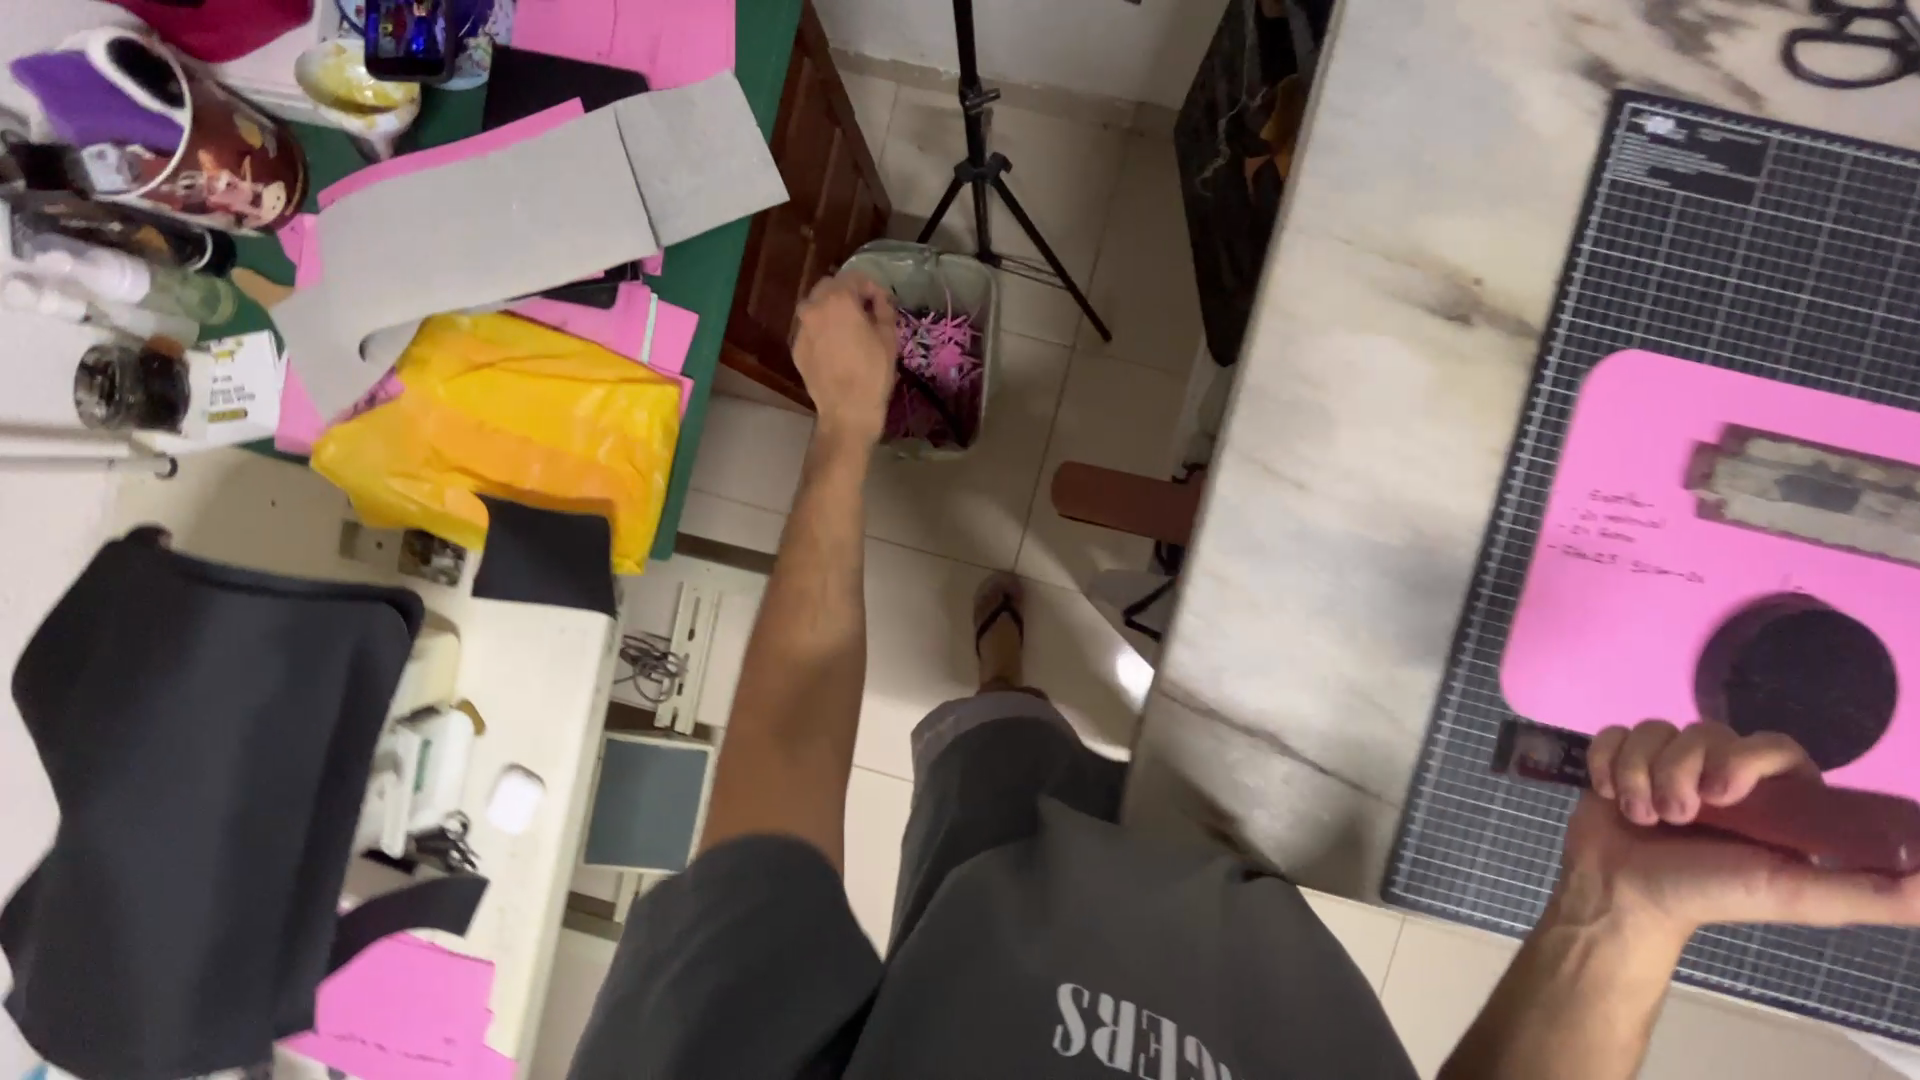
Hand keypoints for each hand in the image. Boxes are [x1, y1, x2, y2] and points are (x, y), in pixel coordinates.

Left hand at [792, 272, 897, 446]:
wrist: (847, 410)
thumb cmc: (873, 372)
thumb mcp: (888, 337)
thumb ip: (883, 309)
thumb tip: (879, 299)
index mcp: (838, 299)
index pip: (854, 277)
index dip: (871, 286)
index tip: (881, 301)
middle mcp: (814, 307)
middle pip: (829, 287)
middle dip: (847, 293)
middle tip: (863, 311)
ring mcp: (801, 328)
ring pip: (815, 306)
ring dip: (831, 309)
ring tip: (847, 327)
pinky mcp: (797, 347)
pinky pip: (810, 329)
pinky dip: (822, 329)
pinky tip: (835, 347)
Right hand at [1559, 720, 1919, 938]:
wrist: (1622, 893)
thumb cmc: (1710, 894)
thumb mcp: (1803, 899)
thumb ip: (1880, 893)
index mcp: (1773, 797)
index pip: (1772, 745)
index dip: (1741, 758)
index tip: (1720, 795)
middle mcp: (1720, 772)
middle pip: (1704, 732)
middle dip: (1678, 772)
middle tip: (1675, 817)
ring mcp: (1665, 763)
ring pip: (1654, 731)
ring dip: (1638, 774)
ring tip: (1639, 814)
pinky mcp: (1619, 760)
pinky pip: (1613, 735)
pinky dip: (1606, 764)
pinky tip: (1609, 795)